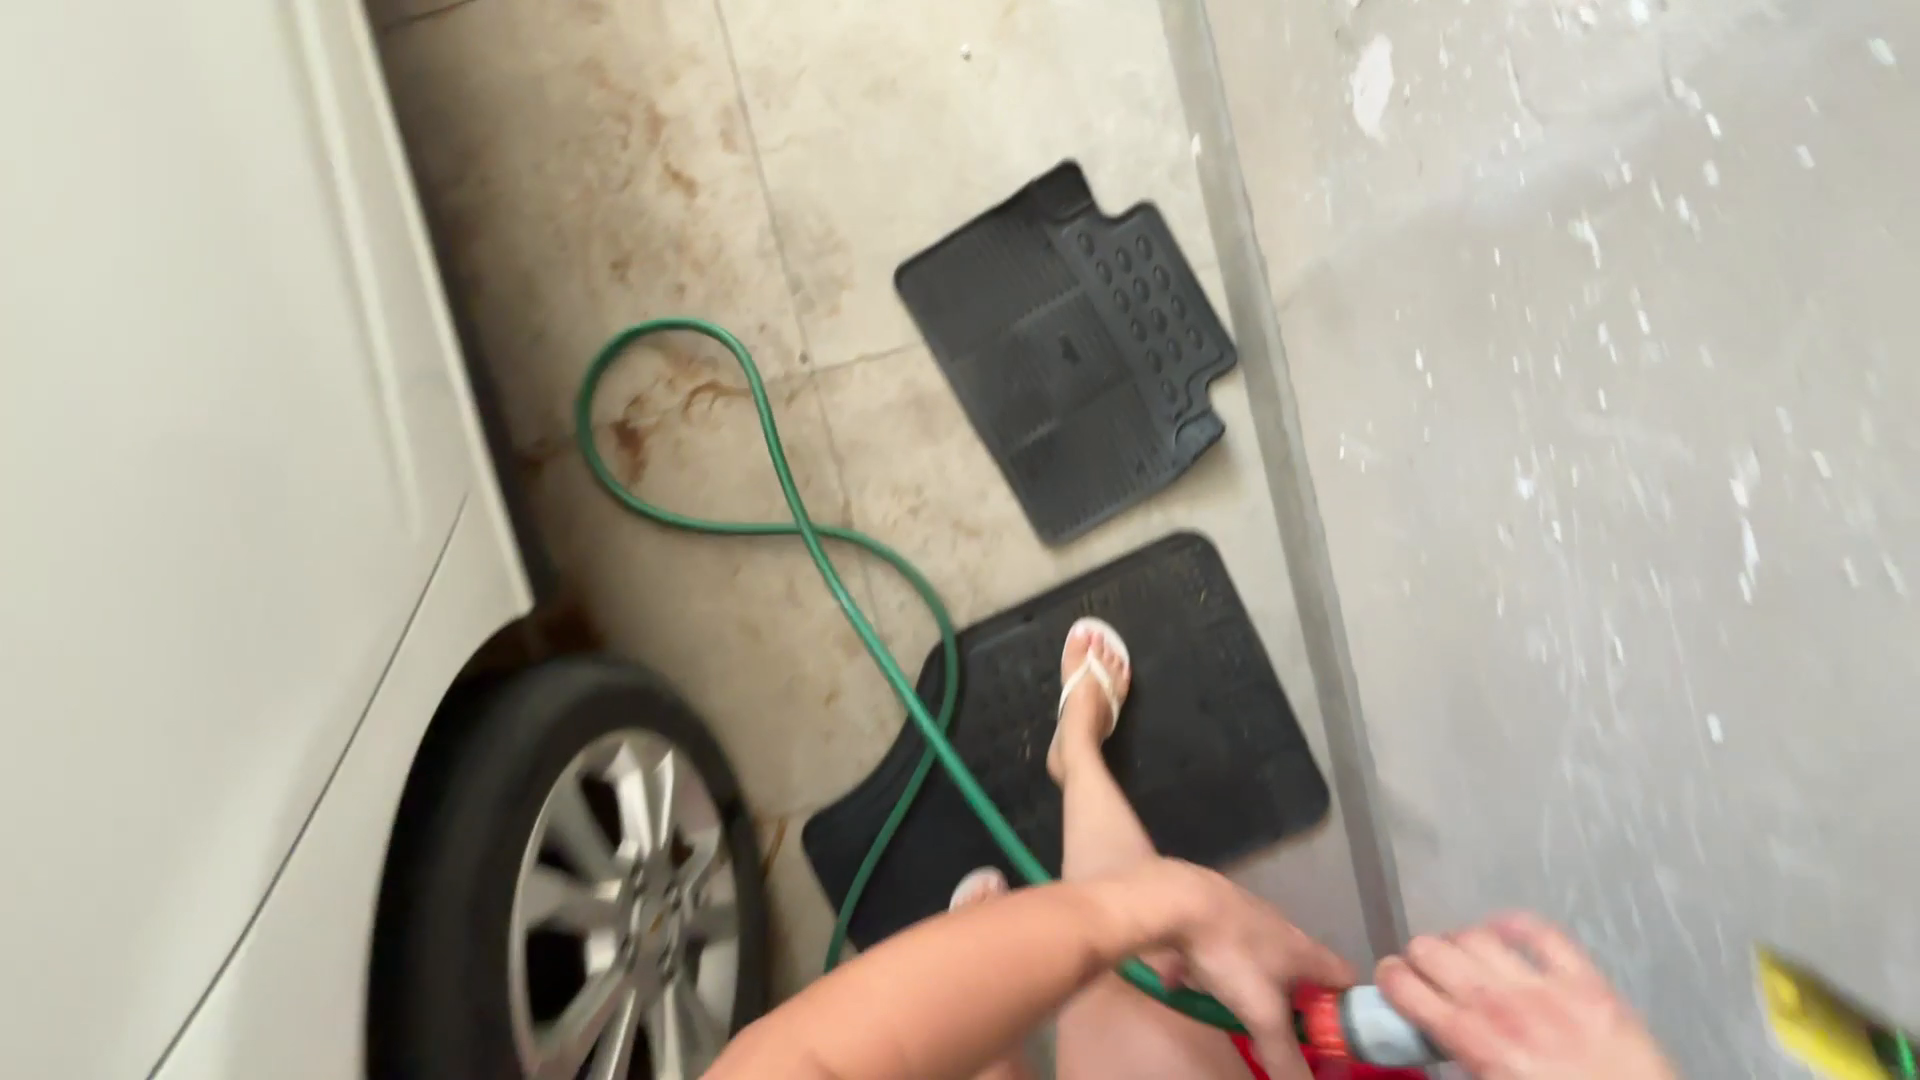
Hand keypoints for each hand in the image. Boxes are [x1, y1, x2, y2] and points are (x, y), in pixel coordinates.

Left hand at [1108, 858, 1354, 1078]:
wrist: (1174, 896)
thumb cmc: (1229, 952)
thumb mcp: (1262, 1013)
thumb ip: (1286, 1057)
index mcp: (1304, 949)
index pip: (1346, 980)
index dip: (1346, 1011)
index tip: (1330, 1039)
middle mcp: (1280, 926)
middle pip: (1299, 972)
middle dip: (1288, 1005)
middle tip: (1272, 1030)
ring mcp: (1244, 912)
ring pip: (1255, 958)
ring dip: (1244, 985)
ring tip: (1224, 1004)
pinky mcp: (1211, 907)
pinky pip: (1217, 944)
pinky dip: (1206, 965)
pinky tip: (1183, 977)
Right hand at [1377, 912, 1676, 1079]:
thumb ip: (1457, 1058)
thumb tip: (1429, 1036)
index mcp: (1474, 1041)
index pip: (1402, 983)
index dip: (1389, 978)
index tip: (1393, 983)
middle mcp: (1500, 1006)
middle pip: (1430, 948)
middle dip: (1420, 959)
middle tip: (1429, 975)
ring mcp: (1546, 989)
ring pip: (1473, 935)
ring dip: (1460, 945)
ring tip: (1467, 961)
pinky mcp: (1588, 983)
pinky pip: (1540, 931)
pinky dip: (1515, 926)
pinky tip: (1505, 936)